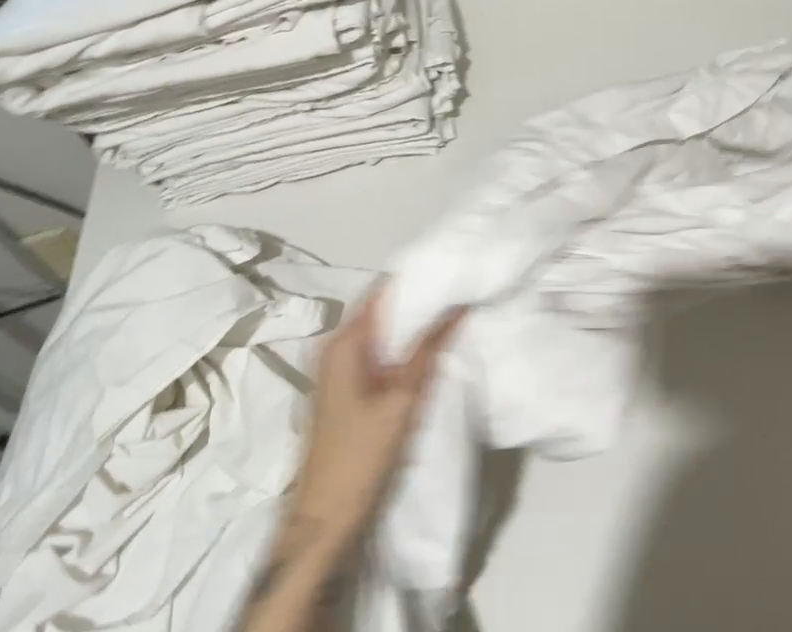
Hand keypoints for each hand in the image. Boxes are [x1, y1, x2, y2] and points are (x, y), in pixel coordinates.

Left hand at [290, 286, 465, 536]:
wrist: (325, 521)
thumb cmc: (359, 457)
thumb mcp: (401, 400)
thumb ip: (428, 350)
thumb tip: (458, 305)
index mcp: (343, 344)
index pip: (384, 293)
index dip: (419, 279)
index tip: (457, 270)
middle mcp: (338, 350)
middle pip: (385, 313)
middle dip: (424, 303)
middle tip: (467, 292)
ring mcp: (343, 374)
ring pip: (387, 337)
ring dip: (419, 329)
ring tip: (460, 317)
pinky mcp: (352, 394)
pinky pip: (385, 358)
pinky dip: (410, 352)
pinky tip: (437, 354)